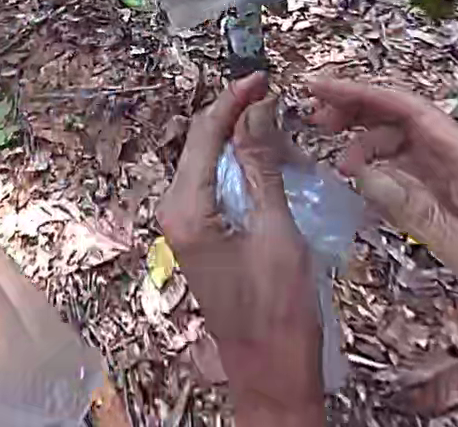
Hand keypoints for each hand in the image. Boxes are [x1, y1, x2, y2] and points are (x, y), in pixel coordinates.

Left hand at [160, 73, 325, 426]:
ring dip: (243, 141)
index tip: (260, 77)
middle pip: (202, 142)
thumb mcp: (277, 231)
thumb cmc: (278, 313)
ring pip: (210, 159)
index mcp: (187, 209)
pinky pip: (216, 182)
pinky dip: (242, 166)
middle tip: (275, 102)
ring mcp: (185, 221)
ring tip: (281, 134)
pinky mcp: (199, 231)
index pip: (204, 133)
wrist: (272, 378)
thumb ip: (262, 165)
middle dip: (238, 117)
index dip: (233, 100)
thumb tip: (257, 108)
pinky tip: (270, 164)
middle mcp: (176, 209)